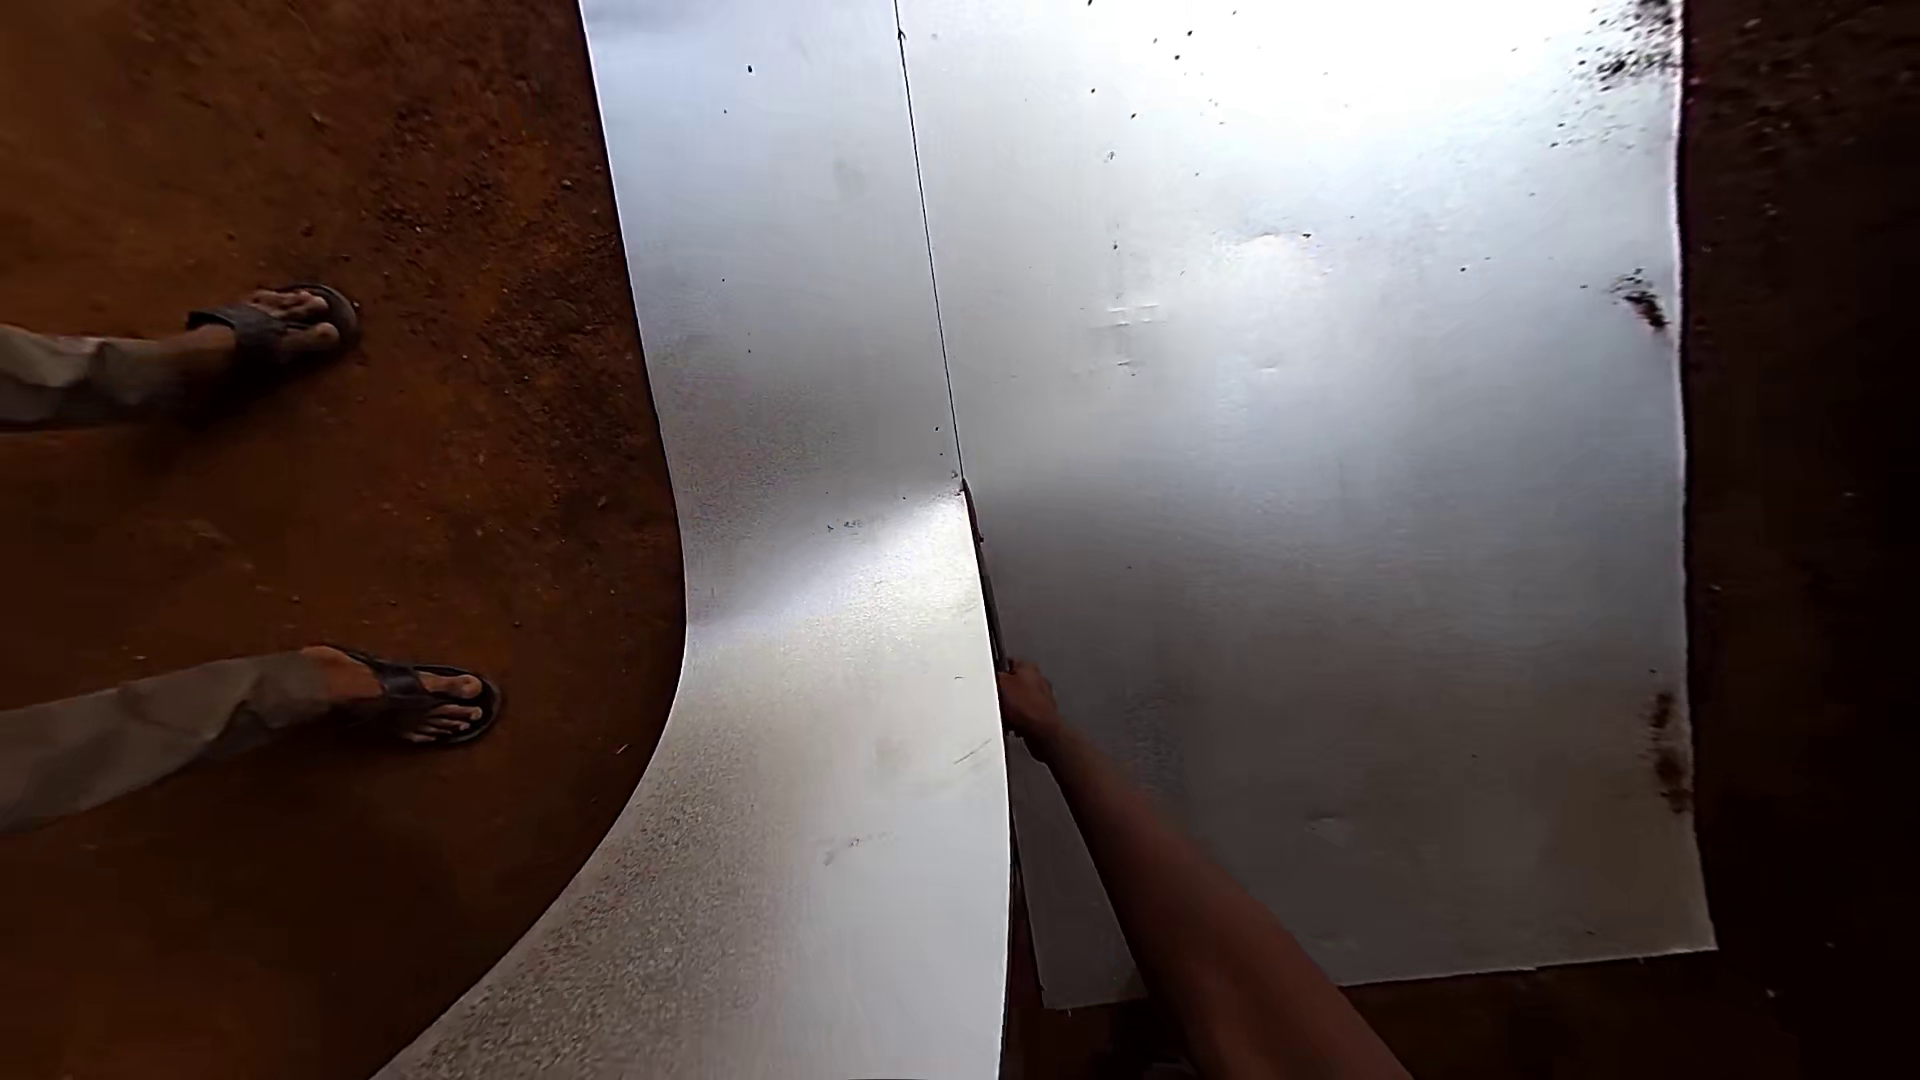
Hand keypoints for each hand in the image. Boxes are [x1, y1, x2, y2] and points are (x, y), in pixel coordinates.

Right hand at [997, 659, 1068, 752]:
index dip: (997, 671)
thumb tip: (991, 675)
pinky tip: (1012, 724)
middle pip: (1012, 683)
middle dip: (1002, 693)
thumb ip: (994, 676)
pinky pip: (1023, 714)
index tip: (990, 679)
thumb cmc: (1024, 706)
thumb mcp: (1000, 684)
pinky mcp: (1042, 713)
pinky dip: (1017, 718)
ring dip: (1009, 708)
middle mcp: (1038, 679)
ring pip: (1017, 700)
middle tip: (996, 700)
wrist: (1041, 731)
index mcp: (1028, 667)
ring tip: (1004, 714)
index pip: (1008, 662)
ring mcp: (1042, 697)